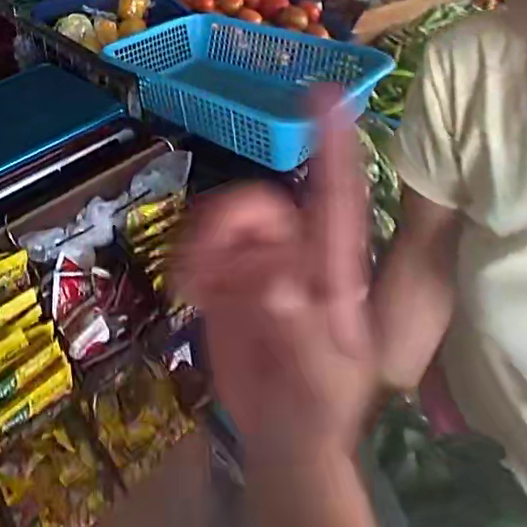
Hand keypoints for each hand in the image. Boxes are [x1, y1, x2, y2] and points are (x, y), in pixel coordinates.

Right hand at [178, 87, 375, 461]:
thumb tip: (276, 279)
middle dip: (229, 223)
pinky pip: (197, 246)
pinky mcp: (226, 276)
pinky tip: (190, 294)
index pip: (339, 194)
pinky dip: (187, 262)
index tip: (326, 91)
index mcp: (335, 266)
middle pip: (258, 203)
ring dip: (202, 244)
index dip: (334, 141)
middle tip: (204, 266)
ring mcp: (259, 260)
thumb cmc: (320, 407)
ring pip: (222, 217)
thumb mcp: (323, 381)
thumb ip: (301, 330)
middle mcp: (296, 250)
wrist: (282, 434)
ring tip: (197, 287)